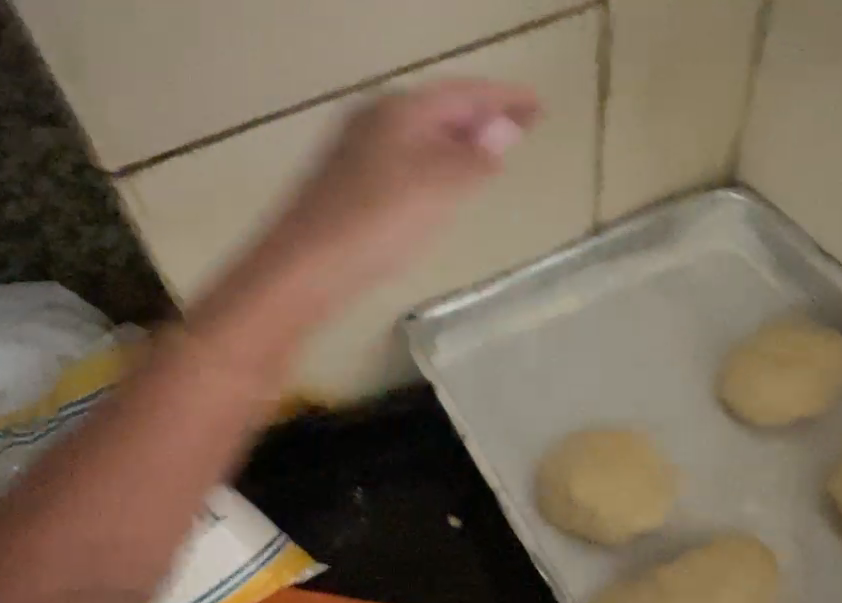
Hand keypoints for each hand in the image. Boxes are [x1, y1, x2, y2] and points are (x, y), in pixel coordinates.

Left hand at [244, 78, 540, 311]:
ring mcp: (356, 154)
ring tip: (488, 154)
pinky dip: (434, 165)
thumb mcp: (437, 188)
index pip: (463, 94)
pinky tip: (439, 187)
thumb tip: (505, 129)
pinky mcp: (346, 188)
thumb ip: (475, 158)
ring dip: (457, 142)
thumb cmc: (375, 224)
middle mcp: (374, 122)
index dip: (503, 99)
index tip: (538, 105)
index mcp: (399, 111)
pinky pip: (404, 161)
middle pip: (439, 111)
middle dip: (481, 117)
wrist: (303, 270)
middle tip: (520, 126)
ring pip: (420, 137)